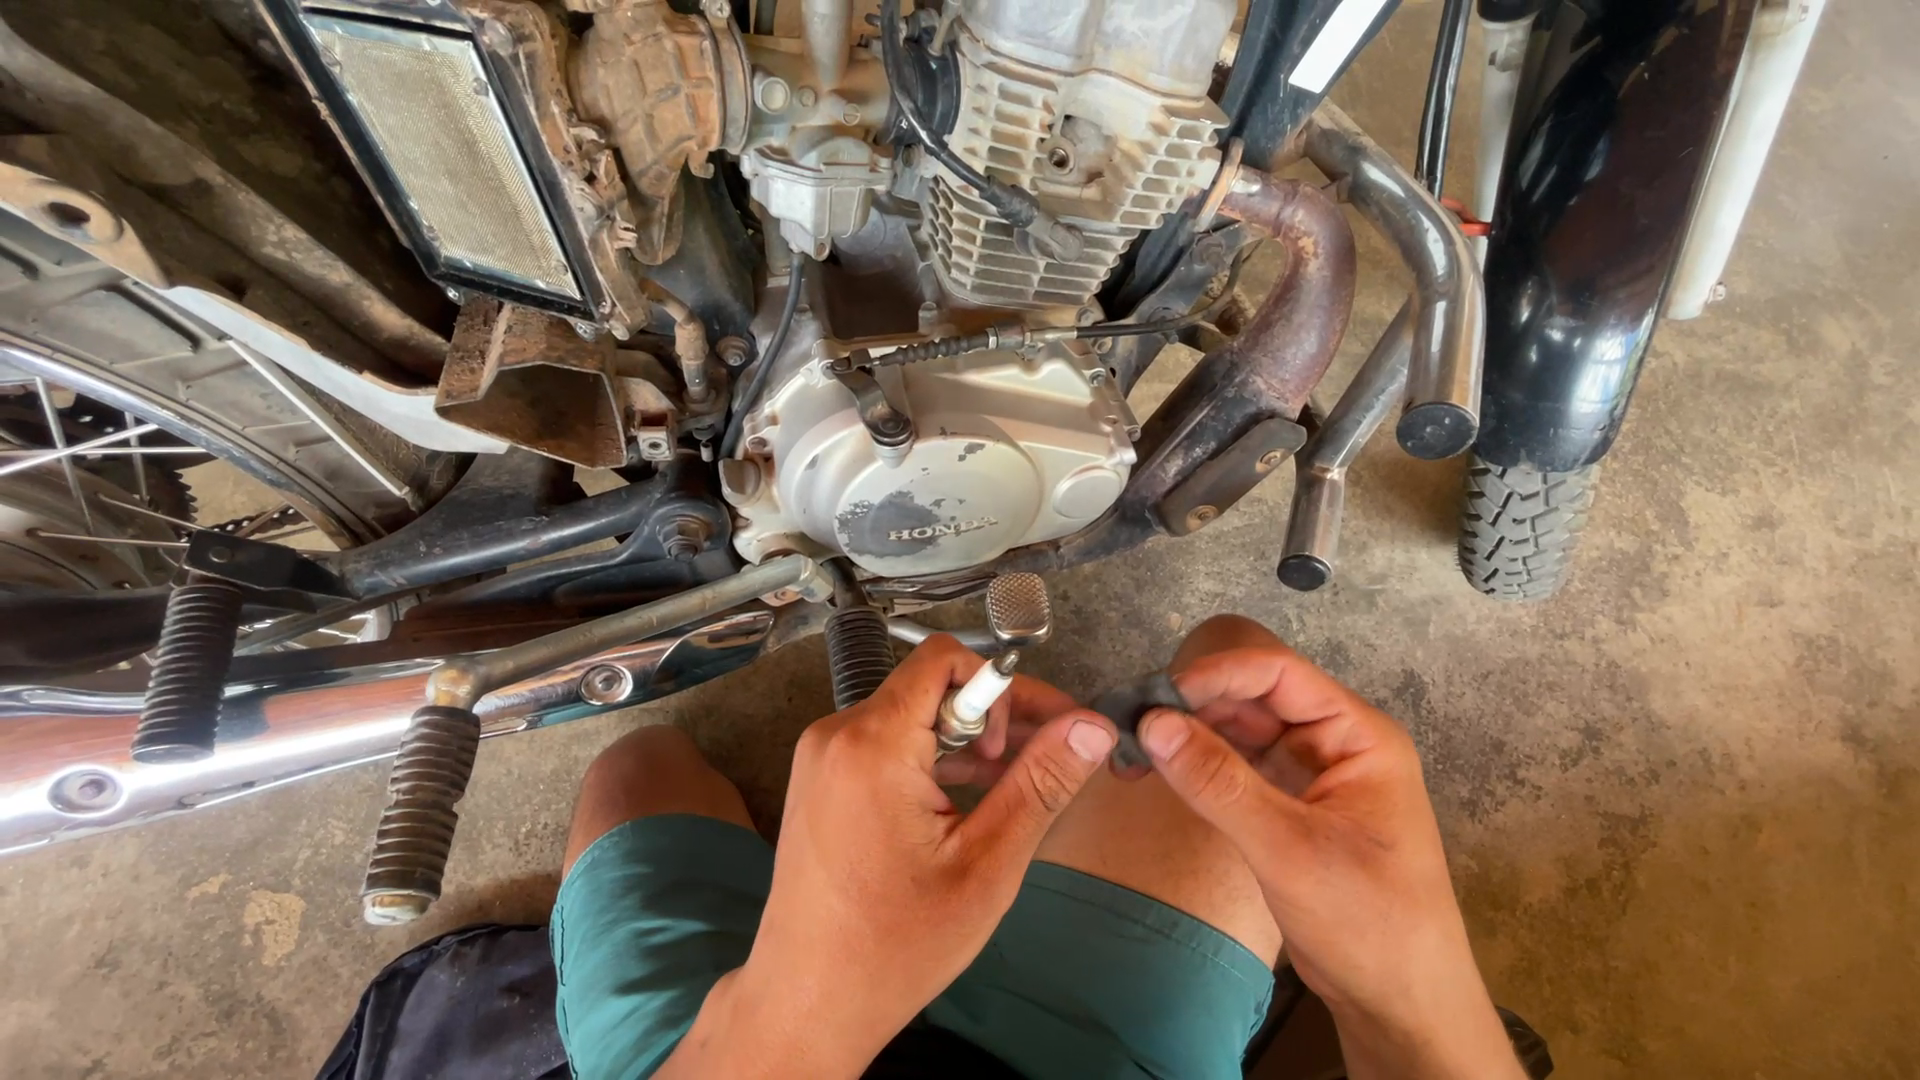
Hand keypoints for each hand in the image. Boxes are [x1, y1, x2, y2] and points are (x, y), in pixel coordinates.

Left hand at [663, 636, 1116, 1078]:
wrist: (807, 1000)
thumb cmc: (894, 944)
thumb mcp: (985, 864)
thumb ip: (1041, 784)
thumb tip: (1091, 728)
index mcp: (872, 744)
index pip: (943, 658)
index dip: (1003, 684)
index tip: (1037, 732)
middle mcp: (837, 733)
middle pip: (931, 687)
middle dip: (993, 716)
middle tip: (1038, 761)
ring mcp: (822, 755)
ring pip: (911, 715)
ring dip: (966, 740)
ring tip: (1009, 786)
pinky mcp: (821, 777)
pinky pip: (886, 741)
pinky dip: (931, 757)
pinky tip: (966, 797)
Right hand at [1137, 645, 1523, 1079]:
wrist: (1400, 1007)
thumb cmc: (1368, 923)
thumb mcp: (1289, 850)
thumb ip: (1218, 783)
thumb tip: (1151, 722)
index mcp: (1357, 735)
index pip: (1278, 674)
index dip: (1216, 673)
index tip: (1157, 694)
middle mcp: (1333, 741)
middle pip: (1253, 696)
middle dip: (1193, 704)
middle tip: (1131, 722)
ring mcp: (1308, 771)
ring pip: (1239, 728)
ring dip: (1188, 733)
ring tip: (1134, 745)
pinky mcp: (1287, 801)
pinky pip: (1235, 764)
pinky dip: (1196, 763)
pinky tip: (1159, 768)